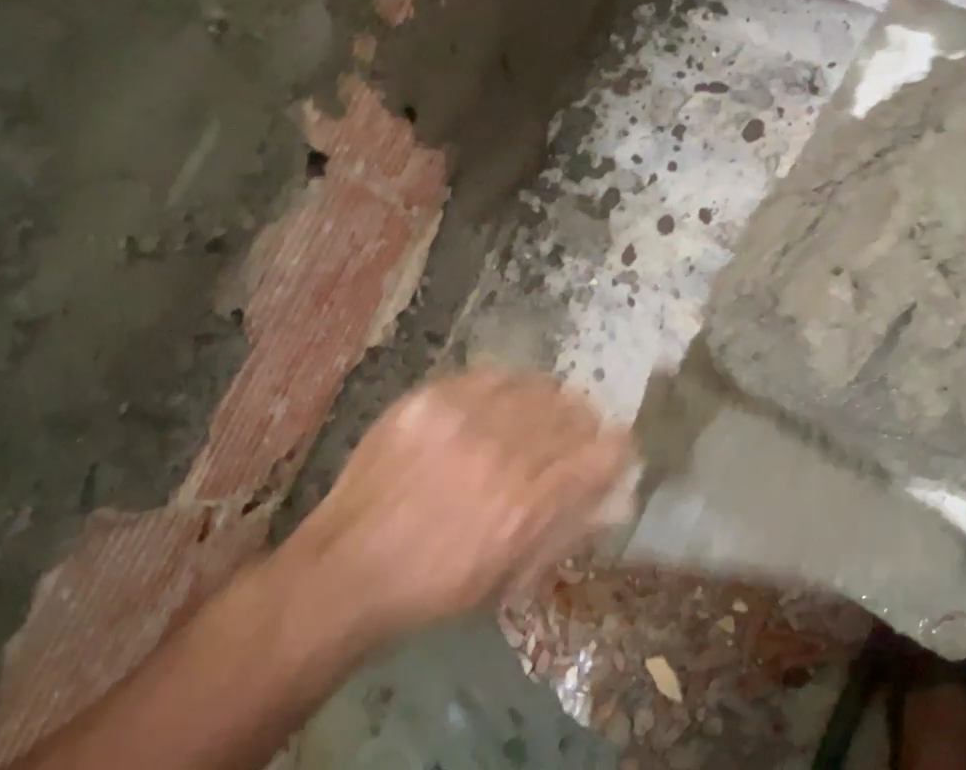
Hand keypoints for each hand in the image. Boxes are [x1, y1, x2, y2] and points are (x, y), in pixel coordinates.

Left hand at [283, 369, 635, 645]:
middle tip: (577, 438)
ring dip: (551, 403)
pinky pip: (491, 376)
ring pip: (537, 387)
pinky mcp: (428, 400)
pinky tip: (502, 404)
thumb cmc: (436, 589)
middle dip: (586, 427)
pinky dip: (509, 389)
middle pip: (575, 413)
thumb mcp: (511, 576)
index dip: (619, 450)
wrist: (346, 569)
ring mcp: (461, 420)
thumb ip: (568, 529)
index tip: (614, 455)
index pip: (603, 452)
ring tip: (542, 417)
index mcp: (527, 505)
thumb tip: (618, 497)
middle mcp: (501, 454)